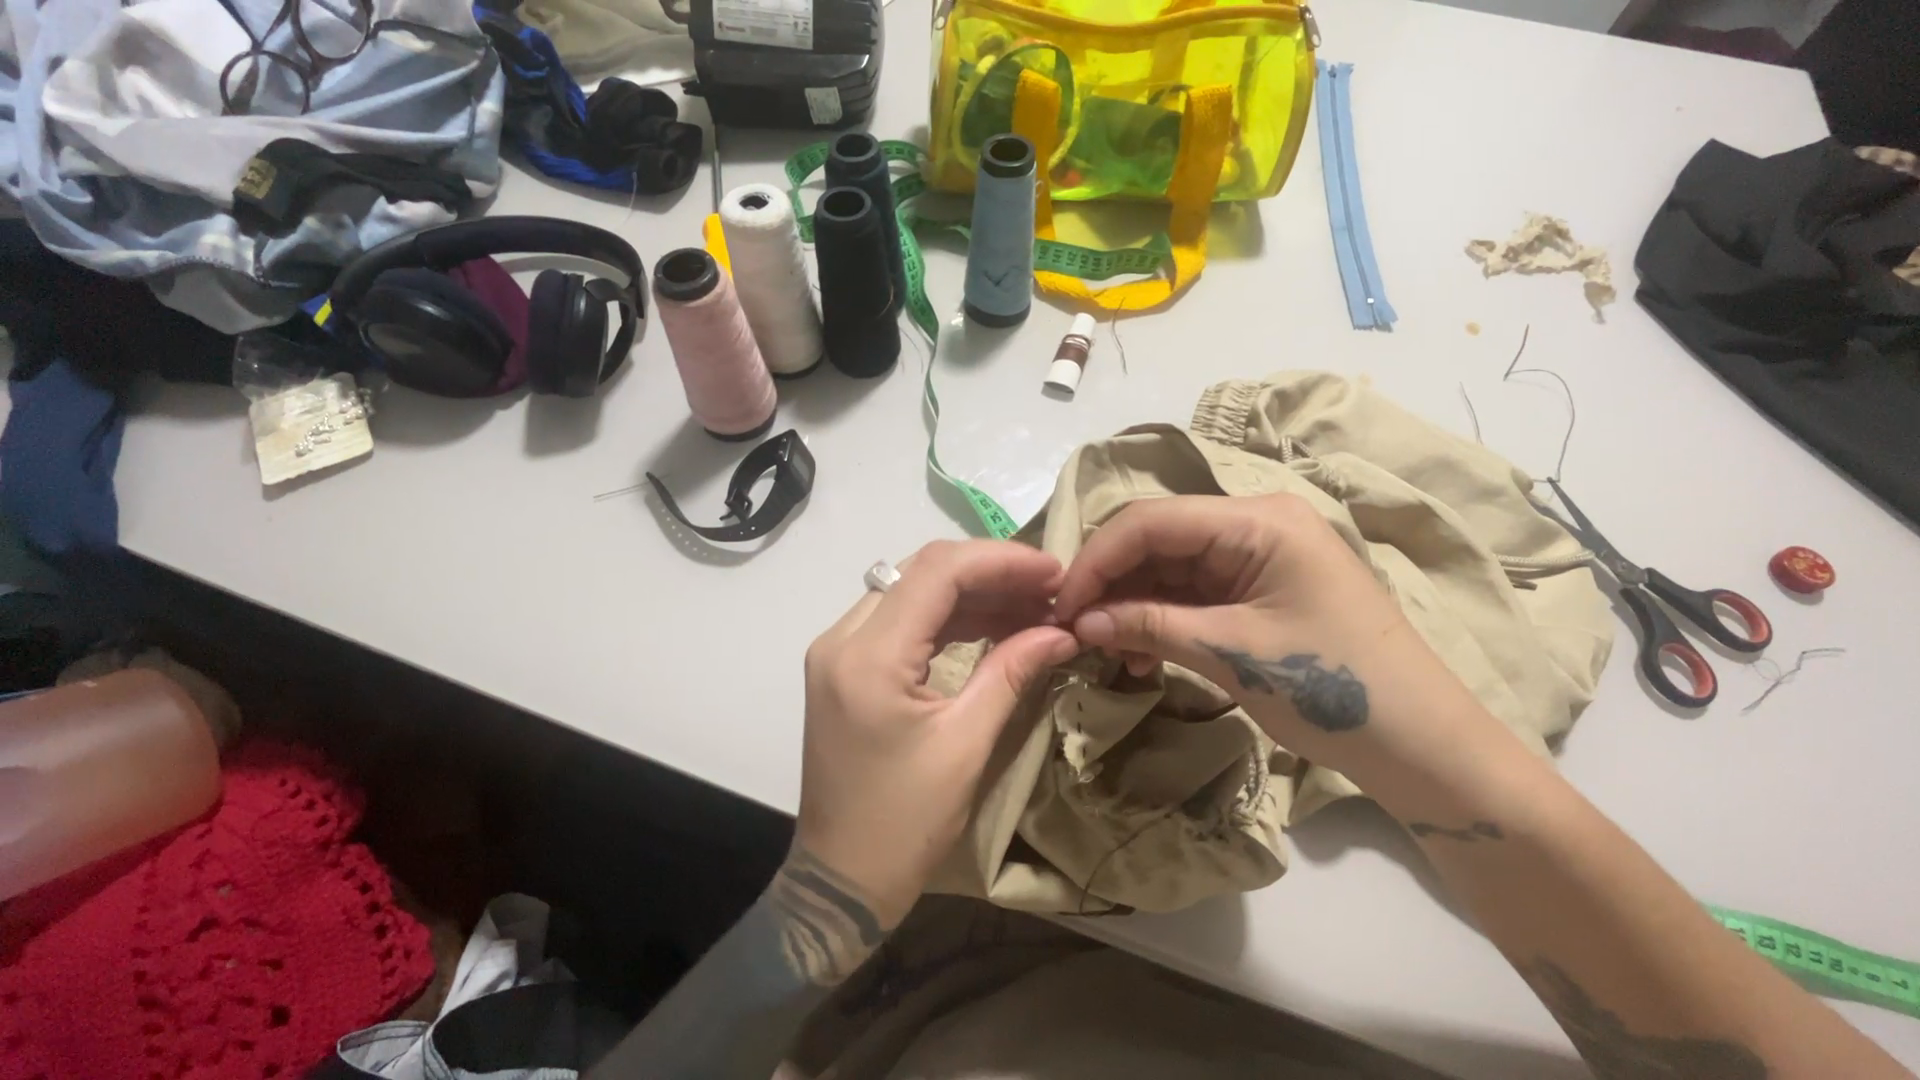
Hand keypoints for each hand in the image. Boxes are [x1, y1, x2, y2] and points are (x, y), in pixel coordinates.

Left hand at [797, 540, 1078, 927]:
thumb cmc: (905, 823)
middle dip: (991, 573)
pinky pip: (901, 623)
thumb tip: (1062, 630)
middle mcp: (842, 639)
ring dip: (973, 594)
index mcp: (868, 657)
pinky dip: (949, 620)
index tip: (1054, 571)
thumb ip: (1011, 673)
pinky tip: (996, 625)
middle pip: (922, 573)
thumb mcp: (966, 745)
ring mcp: (838, 652)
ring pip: (912, 593)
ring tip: (1034, 607)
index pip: (937, 572)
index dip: (1001, 561)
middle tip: (1051, 590)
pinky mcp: (845, 669)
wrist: (841, 877)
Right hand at [1052, 495, 1493, 778]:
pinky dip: (1161, 620)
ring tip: (1111, 656)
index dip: (1098, 560)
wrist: (1421, 742)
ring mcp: (1258, 556)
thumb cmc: (1332, 688)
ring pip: (1170, 568)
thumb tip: (1076, 623)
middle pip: (1158, 539)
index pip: (1152, 521)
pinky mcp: (1259, 588)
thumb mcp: (1231, 653)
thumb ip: (1148, 626)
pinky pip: (1193, 592)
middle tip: (1075, 633)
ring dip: (1132, 607)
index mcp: (1258, 520)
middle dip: (1111, 585)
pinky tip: (1144, 657)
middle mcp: (1255, 523)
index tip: (1061, 608)